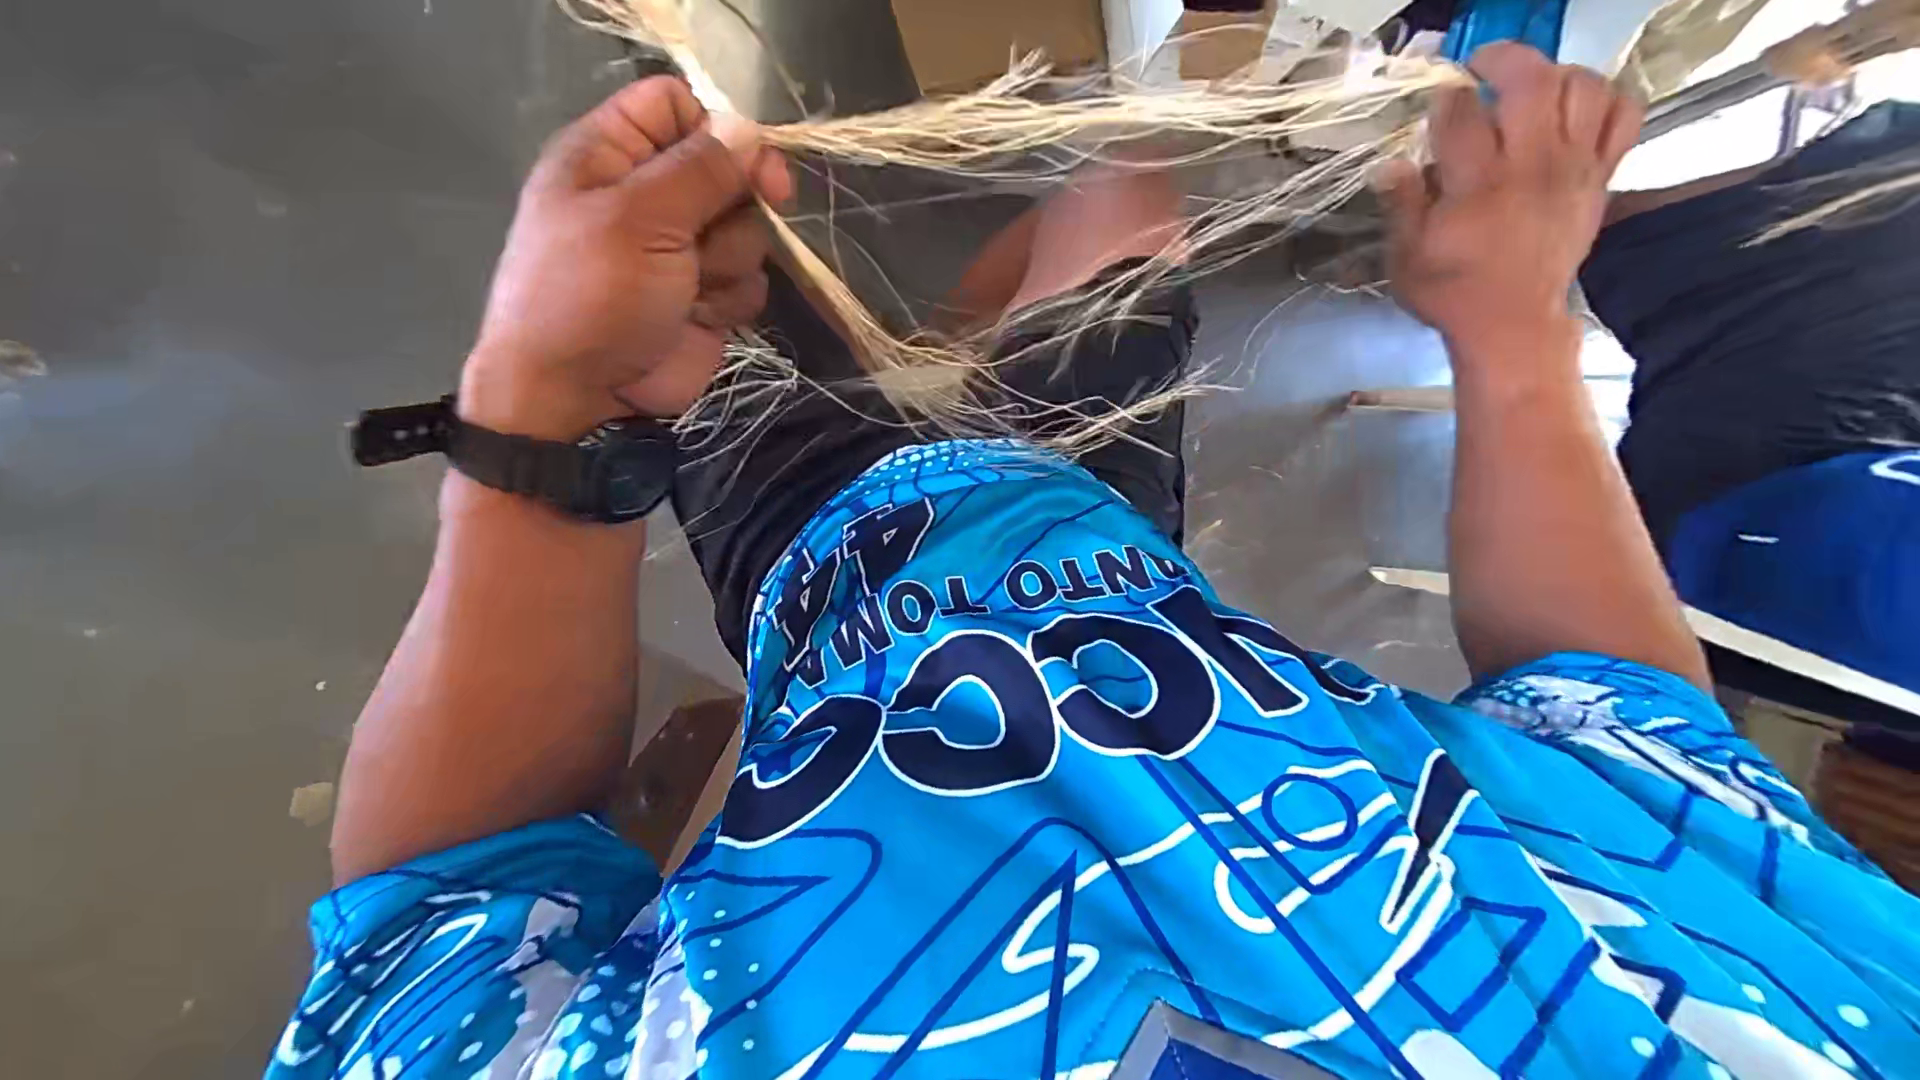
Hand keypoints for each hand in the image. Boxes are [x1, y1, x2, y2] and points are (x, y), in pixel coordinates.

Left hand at [460, 77, 793, 438]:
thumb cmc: (592, 292)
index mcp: (617, 154)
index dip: (720, 130)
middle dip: (735, 208)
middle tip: (718, 235)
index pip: (680, 107)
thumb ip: (700, 171)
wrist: (584, 388)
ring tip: (690, 288)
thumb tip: (751, 131)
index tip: (754, 164)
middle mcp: (656, 197)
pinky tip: (700, 316)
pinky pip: (751, 284)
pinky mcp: (710, 298)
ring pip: (749, 234)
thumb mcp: (640, 219)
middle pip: (730, 174)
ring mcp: (687, 252)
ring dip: (730, 263)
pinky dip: (733, 301)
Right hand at [1380, 44, 1641, 350]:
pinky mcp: (1598, 177)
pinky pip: (1622, 115)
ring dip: (1555, 71)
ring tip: (1529, 80)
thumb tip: (1389, 164)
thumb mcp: (1405, 258)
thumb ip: (1402, 206)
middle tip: (1482, 62)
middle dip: (1505, 60)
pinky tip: (1577, 103)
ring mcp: (1573, 167)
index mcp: (1476, 187)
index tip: (1434, 99)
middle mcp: (1531, 165)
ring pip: (1583, 88)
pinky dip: (1604, 96)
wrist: (1508, 321)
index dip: (1445, 101)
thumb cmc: (1448, 291)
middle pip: (1531, 84)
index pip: (1461, 119)